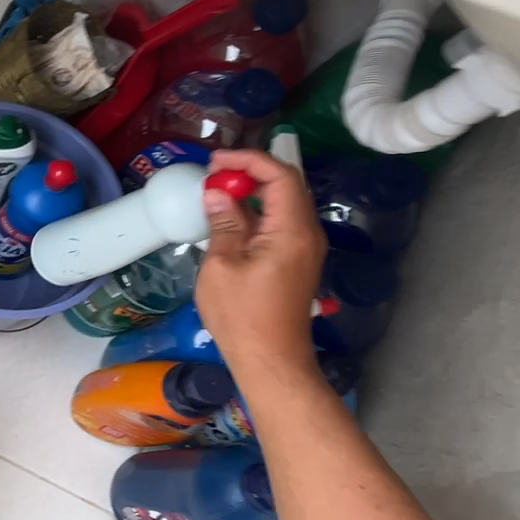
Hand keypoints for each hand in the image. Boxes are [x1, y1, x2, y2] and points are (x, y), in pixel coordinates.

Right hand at [195, 149, 328, 370]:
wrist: (270, 358)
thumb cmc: (241, 314)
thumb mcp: (222, 266)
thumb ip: (223, 225)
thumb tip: (217, 194)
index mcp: (291, 231)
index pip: (280, 177)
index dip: (248, 161)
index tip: (214, 162)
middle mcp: (306, 234)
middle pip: (287, 186)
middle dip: (251, 172)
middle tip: (213, 173)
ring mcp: (304, 248)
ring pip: (284, 203)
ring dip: (253, 191)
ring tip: (217, 190)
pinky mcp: (295, 261)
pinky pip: (280, 222)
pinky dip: (257, 210)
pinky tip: (230, 217)